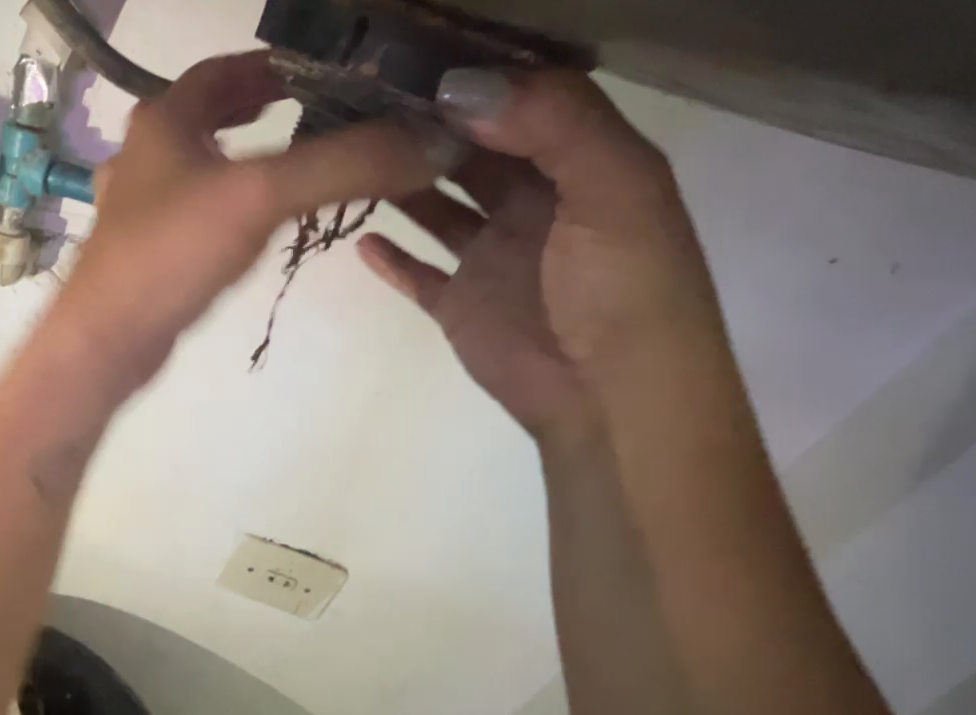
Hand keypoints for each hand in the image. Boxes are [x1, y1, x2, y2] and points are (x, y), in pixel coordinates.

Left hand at [52, 51, 450, 394]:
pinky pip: (192, 216)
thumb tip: (431, 144)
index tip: (320, 73)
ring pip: (197, 169)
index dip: (271, 65)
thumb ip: (343, 165)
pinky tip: (250, 229)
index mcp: (162, 122)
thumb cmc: (169, 255)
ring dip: (240, 159)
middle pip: (205, 116)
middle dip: (256, 109)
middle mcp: (143, 158)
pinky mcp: (143, 258)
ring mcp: (137, 212)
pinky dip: (225, 208)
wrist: (103, 344)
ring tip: (289, 167)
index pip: (222, 71)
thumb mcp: (261, 197)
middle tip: (309, 113)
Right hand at [358, 70, 731, 440]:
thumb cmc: (623, 285)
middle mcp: (535, 201)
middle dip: (428, 125)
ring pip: (439, 206)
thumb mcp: (612, 185)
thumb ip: (551, 124)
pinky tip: (361, 237)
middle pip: (473, 150)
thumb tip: (458, 88)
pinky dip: (391, 258)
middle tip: (364, 97)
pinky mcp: (460, 305)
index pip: (524, 102)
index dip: (476, 80)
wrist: (609, 395)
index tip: (414, 59)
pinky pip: (417, 274)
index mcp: (582, 162)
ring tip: (352, 153)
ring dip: (403, 182)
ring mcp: (493, 256)